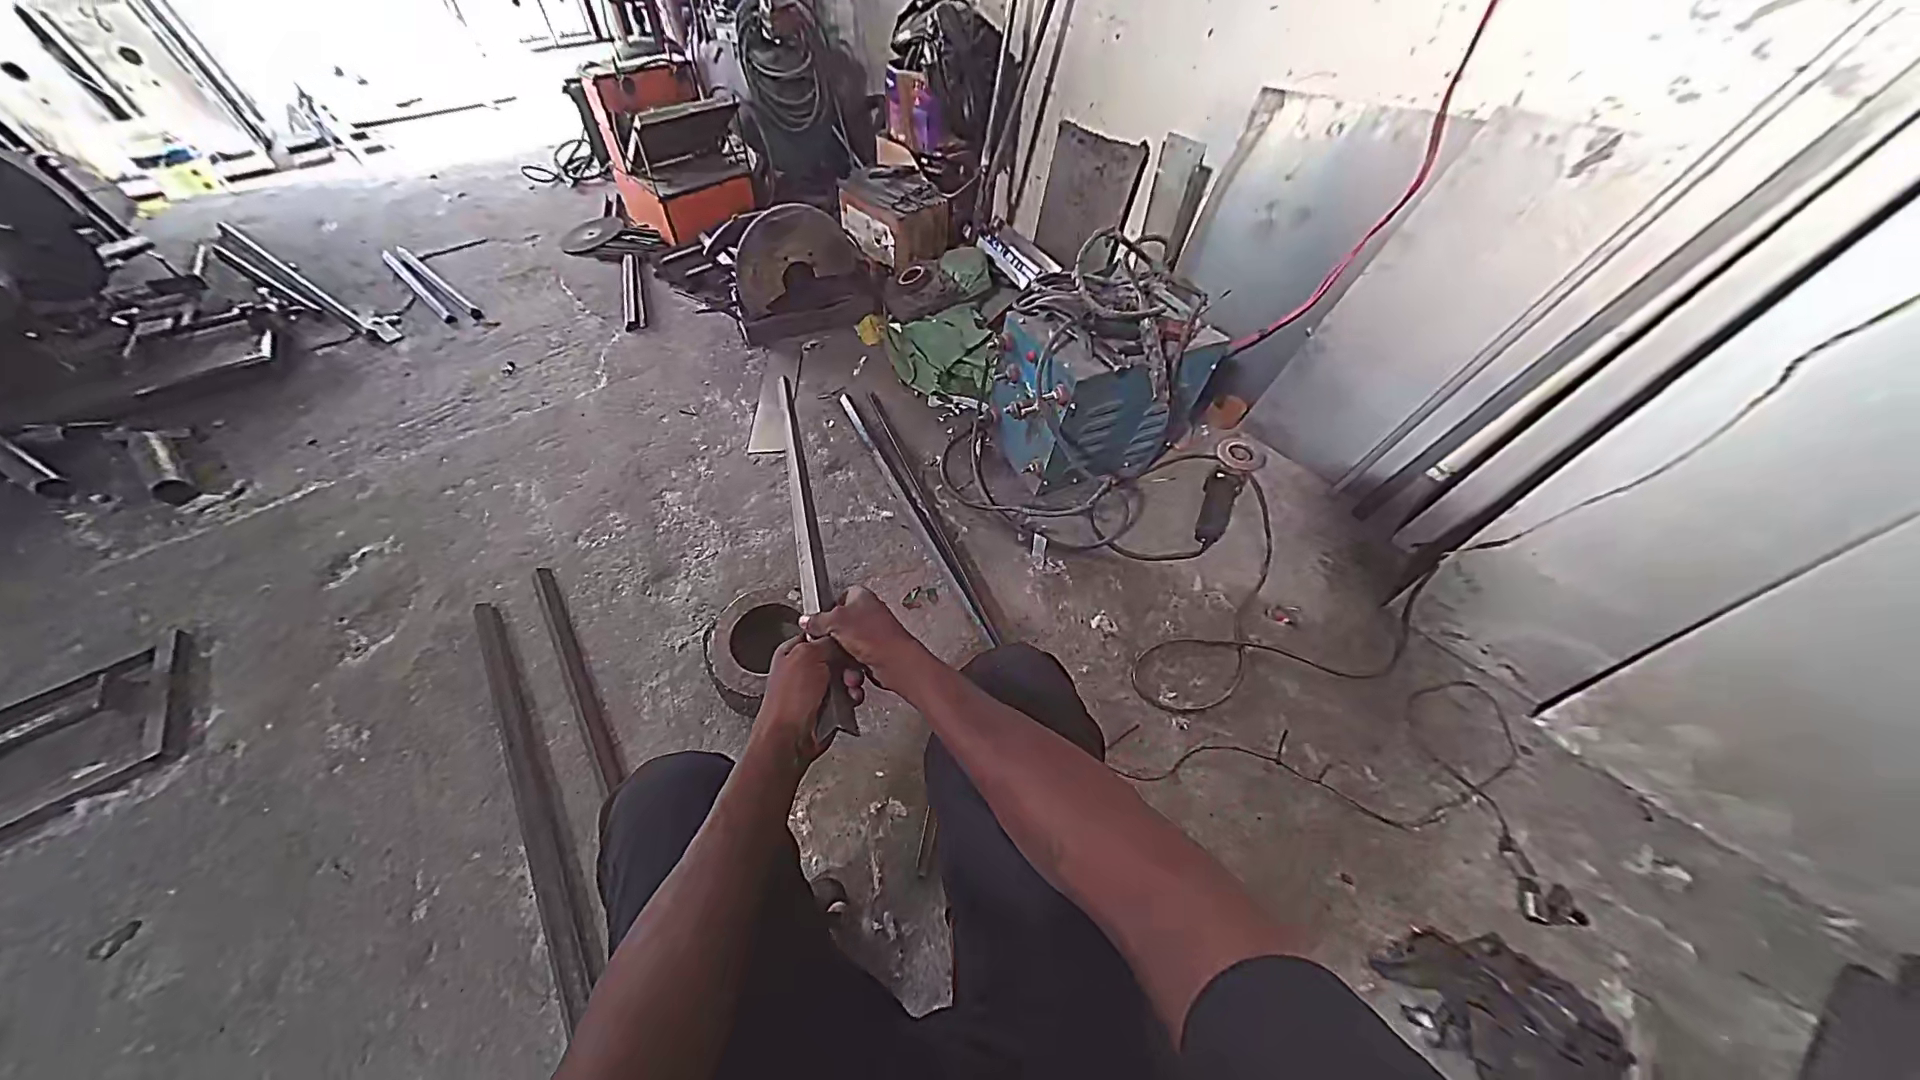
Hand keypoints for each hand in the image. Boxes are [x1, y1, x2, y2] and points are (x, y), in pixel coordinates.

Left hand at [751, 636, 865, 773]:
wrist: (790, 738)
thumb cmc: (789, 700)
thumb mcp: (808, 655)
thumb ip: (826, 641)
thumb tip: (841, 638)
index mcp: (794, 651)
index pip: (821, 634)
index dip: (837, 637)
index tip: (848, 641)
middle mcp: (805, 668)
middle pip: (838, 655)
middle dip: (848, 662)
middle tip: (849, 669)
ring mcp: (817, 687)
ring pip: (846, 675)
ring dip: (853, 681)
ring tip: (849, 687)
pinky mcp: (828, 705)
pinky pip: (849, 694)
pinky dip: (853, 696)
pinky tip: (850, 700)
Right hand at [800, 586, 933, 689]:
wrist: (893, 662)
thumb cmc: (873, 636)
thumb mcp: (836, 621)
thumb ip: (817, 620)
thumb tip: (806, 620)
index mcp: (861, 596)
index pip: (837, 597)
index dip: (826, 610)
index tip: (817, 622)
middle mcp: (868, 612)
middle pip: (838, 623)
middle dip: (831, 636)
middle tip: (828, 642)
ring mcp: (871, 632)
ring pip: (844, 643)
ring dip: (840, 653)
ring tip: (842, 656)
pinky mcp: (873, 650)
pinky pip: (853, 657)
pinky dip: (850, 663)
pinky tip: (850, 667)